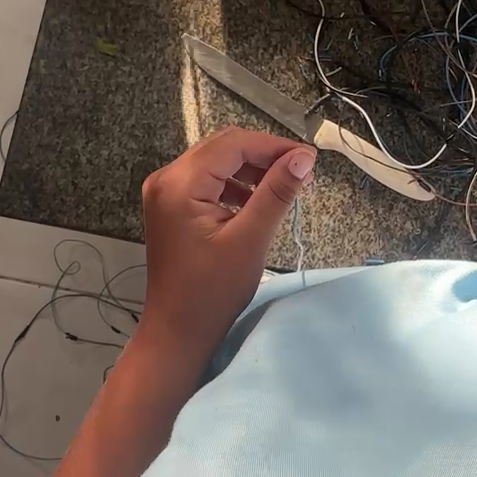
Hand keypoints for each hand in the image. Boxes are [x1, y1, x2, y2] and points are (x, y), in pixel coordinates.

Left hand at [135, 127, 315, 356]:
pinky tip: (259, 201)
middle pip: (224, 147)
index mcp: (179, 184)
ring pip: (218, 162)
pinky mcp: (172, 206)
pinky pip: (209, 181)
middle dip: (265, 155)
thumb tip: (303, 157)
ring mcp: (166, 193)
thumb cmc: (213, 291)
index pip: (234, 145)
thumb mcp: (250, 238)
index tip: (310, 159)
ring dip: (252, 169)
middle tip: (302, 171)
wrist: (178, 331)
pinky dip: (237, 185)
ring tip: (285, 187)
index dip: (275, 146)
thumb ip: (277, 192)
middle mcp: (166, 179)